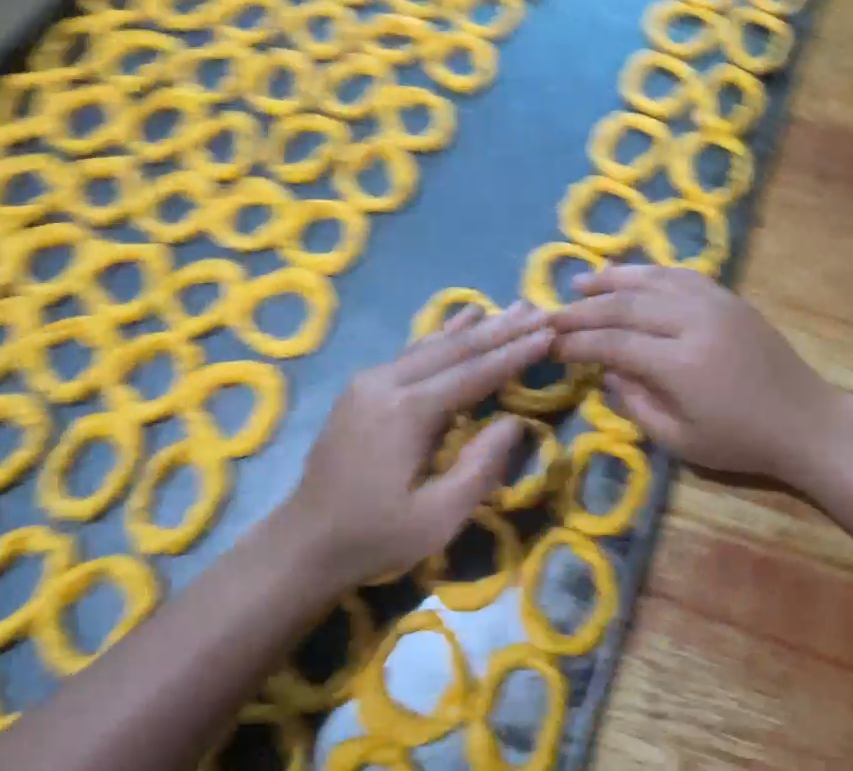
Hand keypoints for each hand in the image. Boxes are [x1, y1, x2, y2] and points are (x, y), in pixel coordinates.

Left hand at [288, 302, 544, 585]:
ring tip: (515, 308)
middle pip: (455, 349)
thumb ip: (480, 467)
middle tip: (542, 310)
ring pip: (434, 345)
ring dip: (478, 327)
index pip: (473, 372)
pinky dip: (445, 336)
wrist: (302, 544)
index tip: (550, 332)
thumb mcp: (437, 518)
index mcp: (406, 412)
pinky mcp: (362, 389)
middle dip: (502, 330)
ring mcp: (369, 382)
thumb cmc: (374, 536)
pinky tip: (464, 319)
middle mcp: (386, 383)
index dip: (514, 353)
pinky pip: (413, 353)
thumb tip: (516, 422)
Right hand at [550, 266, 852, 480]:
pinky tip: (632, 276)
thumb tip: (607, 370)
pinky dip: (652, 273)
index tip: (550, 344)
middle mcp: (694, 322)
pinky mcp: (730, 298)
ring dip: (613, 279)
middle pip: (626, 305)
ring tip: (581, 282)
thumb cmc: (740, 441)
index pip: (614, 342)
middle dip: (584, 309)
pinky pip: (683, 275)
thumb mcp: (680, 440)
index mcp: (680, 364)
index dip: (578, 342)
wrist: (804, 420)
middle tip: (551, 314)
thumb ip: (637, 404)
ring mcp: (715, 304)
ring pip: (653, 280)